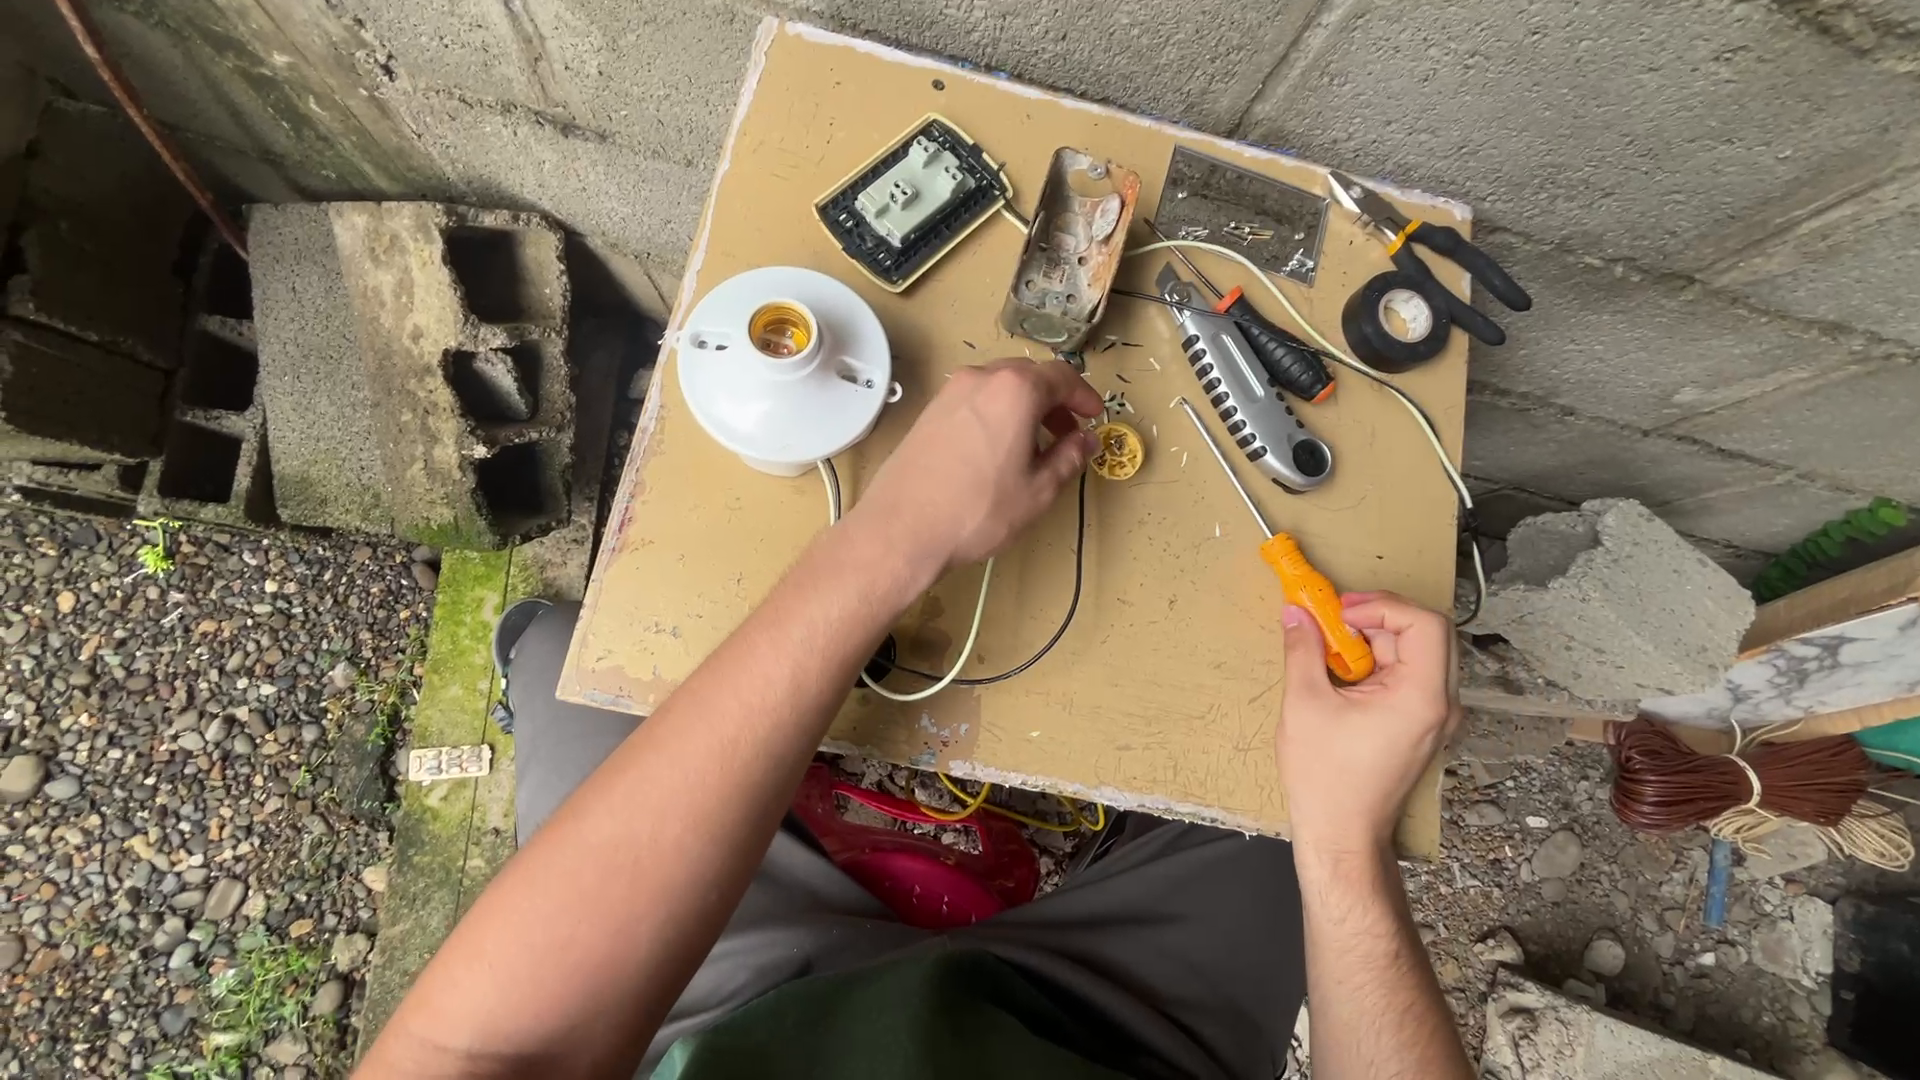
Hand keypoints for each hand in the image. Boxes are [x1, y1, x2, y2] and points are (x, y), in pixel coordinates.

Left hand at [848, 359, 1102, 575]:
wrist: (902, 529)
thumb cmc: (978, 510)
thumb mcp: (1038, 490)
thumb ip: (1069, 458)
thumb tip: (1086, 441)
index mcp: (1015, 389)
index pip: (1062, 376)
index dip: (1084, 397)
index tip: (1094, 417)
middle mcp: (981, 378)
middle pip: (1029, 375)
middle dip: (1054, 401)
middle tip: (1067, 434)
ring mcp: (950, 392)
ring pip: (999, 386)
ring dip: (1024, 407)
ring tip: (1033, 447)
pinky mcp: (929, 411)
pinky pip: (975, 400)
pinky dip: (996, 413)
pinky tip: (997, 450)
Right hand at [1277, 591, 1459, 857]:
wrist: (1341, 832)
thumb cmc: (1324, 775)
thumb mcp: (1305, 703)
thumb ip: (1302, 649)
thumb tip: (1295, 613)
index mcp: (1422, 697)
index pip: (1424, 624)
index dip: (1382, 606)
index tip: (1339, 612)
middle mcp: (1442, 704)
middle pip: (1426, 633)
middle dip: (1377, 616)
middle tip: (1333, 618)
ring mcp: (1435, 717)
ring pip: (1416, 652)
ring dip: (1374, 638)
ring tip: (1330, 645)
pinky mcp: (1421, 725)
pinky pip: (1408, 675)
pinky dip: (1377, 661)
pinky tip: (1342, 671)